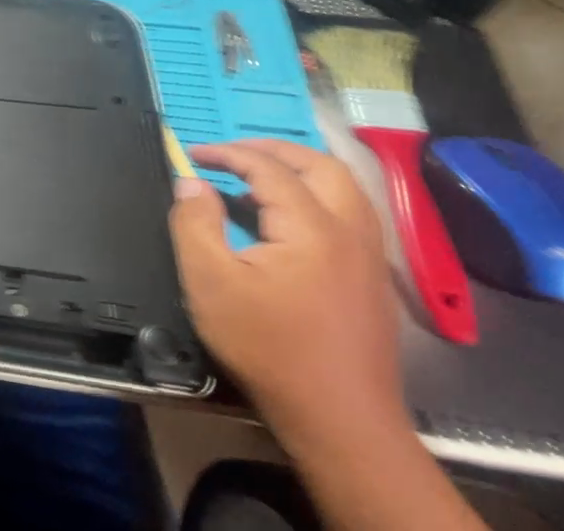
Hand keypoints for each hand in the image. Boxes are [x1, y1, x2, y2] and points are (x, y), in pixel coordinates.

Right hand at [170, 140, 406, 448]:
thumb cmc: (265, 344)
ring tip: (258, 176)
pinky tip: (288, 218)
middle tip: (233, 150)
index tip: (192, 153)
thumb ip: (195, 223)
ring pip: (346, 191)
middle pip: (324, 168)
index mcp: (312, 228)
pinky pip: (351, 216)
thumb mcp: (208, 281)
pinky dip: (318, 197)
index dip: (228, 153)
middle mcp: (351, 233)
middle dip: (276, 150)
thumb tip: (191, 183)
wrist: (336, 413)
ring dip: (302, 171)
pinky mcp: (372, 280)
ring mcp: (369, 257)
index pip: (270, 170)